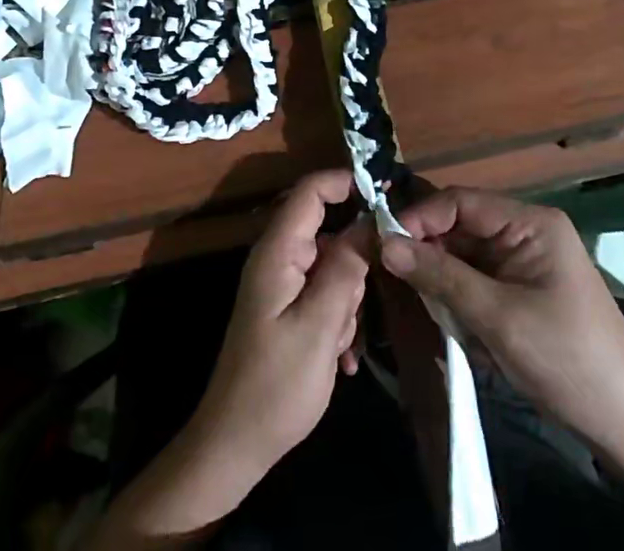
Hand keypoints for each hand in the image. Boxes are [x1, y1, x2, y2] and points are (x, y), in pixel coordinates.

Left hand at [192, 169, 367, 471]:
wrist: (237, 440)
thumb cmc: (277, 384)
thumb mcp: (320, 325)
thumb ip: (346, 270)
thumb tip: (369, 224)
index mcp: (277, 253)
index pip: (309, 193)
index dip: (344, 183)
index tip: (386, 196)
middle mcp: (277, 260)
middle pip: (329, 235)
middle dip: (353, 269)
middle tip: (351, 313)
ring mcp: (281, 286)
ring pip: (333, 269)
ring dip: (347, 302)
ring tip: (337, 345)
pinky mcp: (287, 310)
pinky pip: (325, 296)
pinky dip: (338, 320)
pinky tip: (337, 359)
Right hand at [378, 188, 623, 521]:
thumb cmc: (565, 358)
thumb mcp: (496, 315)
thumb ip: (438, 274)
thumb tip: (383, 242)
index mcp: (530, 223)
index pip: (459, 201)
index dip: (419, 218)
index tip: (383, 245)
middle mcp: (525, 233)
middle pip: (458, 227)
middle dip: (430, 256)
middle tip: (401, 285)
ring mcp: (522, 262)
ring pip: (461, 257)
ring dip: (445, 285)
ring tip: (446, 318)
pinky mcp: (519, 290)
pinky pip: (473, 281)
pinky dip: (459, 302)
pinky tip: (464, 330)